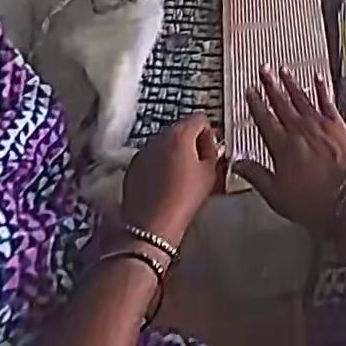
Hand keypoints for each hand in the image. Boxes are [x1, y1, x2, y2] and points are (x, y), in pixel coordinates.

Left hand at [121, 113, 222, 247]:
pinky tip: (166, 184)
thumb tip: (210, 144)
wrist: (153, 227)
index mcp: (180, 134)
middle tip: (200, 164)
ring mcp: (143, 151)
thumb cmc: (184, 199)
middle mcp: (159, 137)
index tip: (212, 150)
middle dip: (191, 142)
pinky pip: (151, 158)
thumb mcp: (209, 173)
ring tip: (182, 177)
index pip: (200, 118)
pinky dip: (159, 165)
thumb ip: (212, 151)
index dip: (209, 133)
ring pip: (165, 143)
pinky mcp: (133, 167)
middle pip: (181, 129)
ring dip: (175, 153)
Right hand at [232, 67, 345, 230]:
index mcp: (282, 145)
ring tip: (284, 70)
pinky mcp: (337, 125)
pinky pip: (326, 101)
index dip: (255, 103)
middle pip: (280, 101)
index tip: (250, 91)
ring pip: (301, 97)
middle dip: (270, 84)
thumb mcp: (276, 194)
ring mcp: (318, 124)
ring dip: (291, 82)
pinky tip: (318, 78)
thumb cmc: (314, 201)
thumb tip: (238, 164)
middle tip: (264, 69)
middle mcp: (299, 129)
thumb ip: (256, 175)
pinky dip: (321, 88)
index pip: (264, 118)